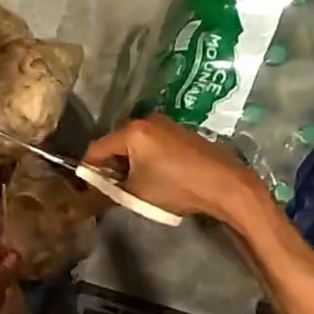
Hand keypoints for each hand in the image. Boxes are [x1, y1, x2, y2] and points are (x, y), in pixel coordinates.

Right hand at [84, 114, 279, 232]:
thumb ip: (106, 191)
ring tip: (135, 186)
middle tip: (112, 189)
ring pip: (134, 144)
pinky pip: (152, 144)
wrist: (226, 186)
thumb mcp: (134, 194)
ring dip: (129, 163)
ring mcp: (166, 124)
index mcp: (131, 131)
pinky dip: (147, 158)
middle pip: (114, 144)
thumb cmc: (176, 188)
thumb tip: (90, 194)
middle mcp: (147, 120)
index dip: (88, 171)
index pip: (95, 149)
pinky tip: (156, 177)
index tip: (88, 190)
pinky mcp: (181, 132)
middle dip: (110, 166)